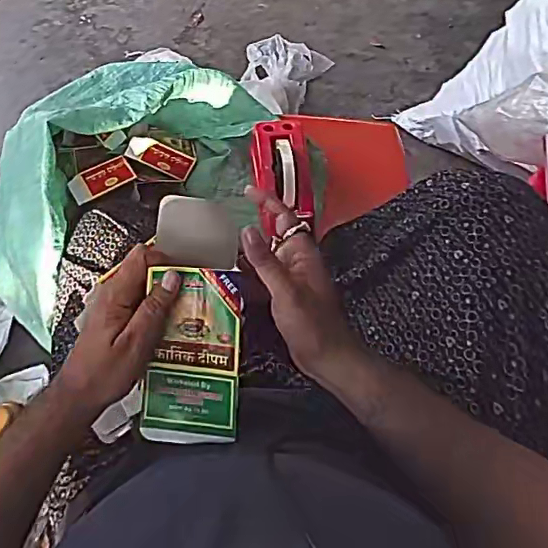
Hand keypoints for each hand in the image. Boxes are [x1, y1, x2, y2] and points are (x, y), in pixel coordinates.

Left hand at [51, 244, 181, 423]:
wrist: (79, 395)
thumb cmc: (103, 374)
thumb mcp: (136, 343)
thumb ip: (154, 308)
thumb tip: (172, 277)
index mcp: (115, 294)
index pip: (142, 256)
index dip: (167, 261)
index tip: (187, 276)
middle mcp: (110, 293)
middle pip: (143, 268)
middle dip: (168, 279)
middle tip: (189, 297)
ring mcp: (110, 304)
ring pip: (142, 285)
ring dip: (162, 295)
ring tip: (181, 314)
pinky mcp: (112, 316)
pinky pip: (137, 301)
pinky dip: (153, 309)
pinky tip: (164, 328)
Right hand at [240, 185, 363, 382]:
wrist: (327, 357)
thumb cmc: (313, 325)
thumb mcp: (285, 291)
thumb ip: (265, 261)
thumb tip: (246, 230)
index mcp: (302, 253)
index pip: (284, 217)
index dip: (266, 201)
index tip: (247, 191)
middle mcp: (295, 261)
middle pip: (271, 235)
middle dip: (250, 226)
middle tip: (223, 220)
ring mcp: (289, 278)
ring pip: (263, 256)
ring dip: (244, 251)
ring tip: (219, 247)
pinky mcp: (282, 294)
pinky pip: (261, 276)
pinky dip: (246, 272)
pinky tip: (230, 276)